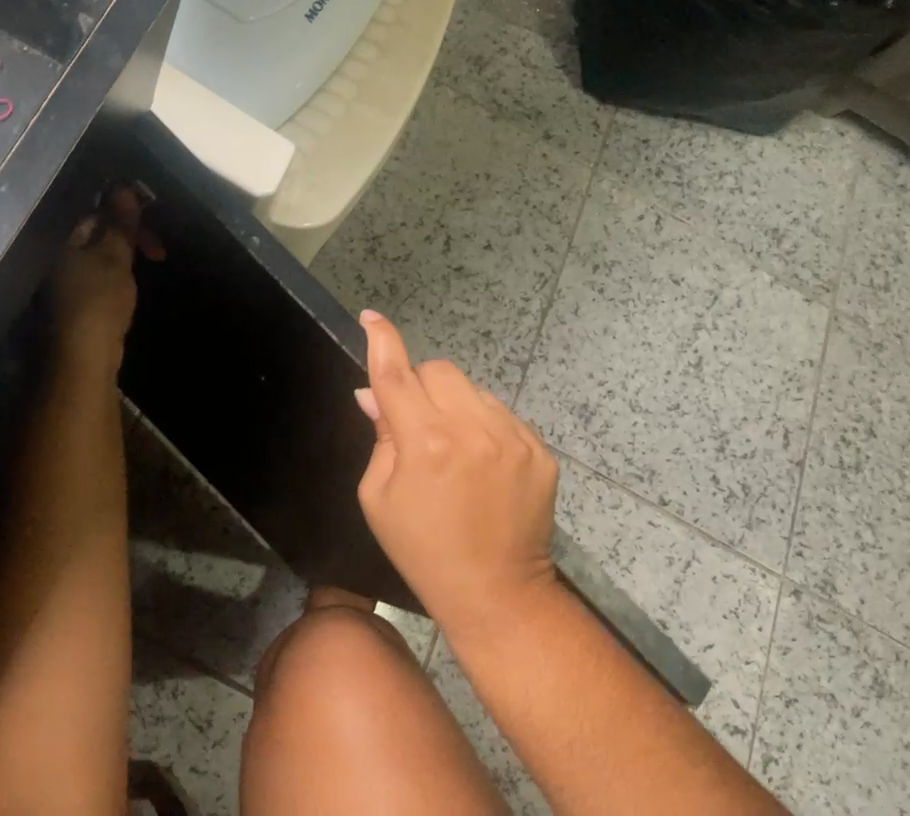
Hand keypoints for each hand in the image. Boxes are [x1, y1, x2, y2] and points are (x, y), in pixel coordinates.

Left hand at [49, 186, 161, 375]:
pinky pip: (98, 280)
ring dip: (124, 258)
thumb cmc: (99, 302)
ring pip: (98, 259)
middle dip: (128, 238)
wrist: (84, 359)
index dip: (126, 213)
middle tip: (158, 252)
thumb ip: (119, 224)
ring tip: (148, 266)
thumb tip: (123, 188)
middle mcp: (58, 259)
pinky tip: (128, 291)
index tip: (154, 225)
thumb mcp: (114, 257)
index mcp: (64, 242)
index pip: (94, 213)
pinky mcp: (75, 307)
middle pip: (96, 235)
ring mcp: (65, 285)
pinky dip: (115, 280)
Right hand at [354, 310, 559, 633]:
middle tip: (416, 426)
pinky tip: (482, 466)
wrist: (495, 591)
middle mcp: (471, 429)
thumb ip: (380, 436)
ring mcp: (512, 438)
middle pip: (438, 371)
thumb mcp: (377, 496)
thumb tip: (375, 393)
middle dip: (420, 386)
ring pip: (472, 390)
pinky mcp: (539, 451)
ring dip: (454, 406)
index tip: (370, 317)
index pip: (395, 373)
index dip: (381, 341)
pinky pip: (502, 415)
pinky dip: (484, 427)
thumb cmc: (421, 548)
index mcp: (424, 442)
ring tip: (454, 452)